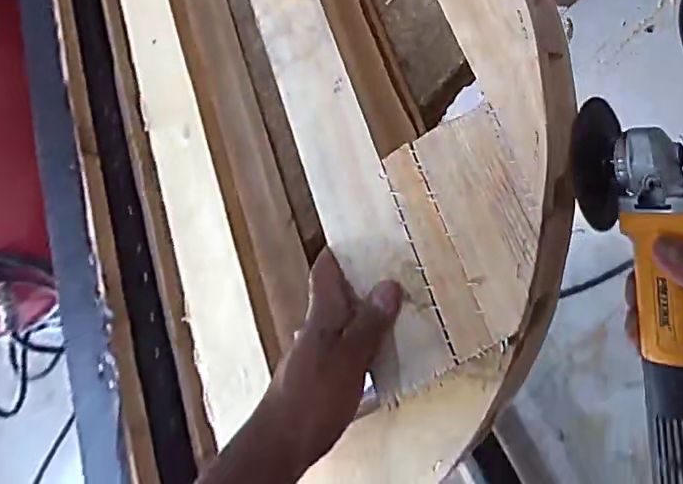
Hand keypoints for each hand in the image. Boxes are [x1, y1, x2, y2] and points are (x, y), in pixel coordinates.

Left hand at [256, 251, 402, 469]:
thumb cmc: (310, 400)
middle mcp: (318, 329)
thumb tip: (390, 282)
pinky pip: (352, 342)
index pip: (325, 271)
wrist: (276, 454)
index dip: (341, 248)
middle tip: (403, 260)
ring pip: (349, 318)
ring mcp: (319, 353)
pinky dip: (371, 335)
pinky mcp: (325, 376)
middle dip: (368, 275)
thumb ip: (368, 323)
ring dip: (372, 307)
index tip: (365, 229)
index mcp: (321, 316)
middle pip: (341, 292)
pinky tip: (391, 341)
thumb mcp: (347, 359)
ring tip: (406, 296)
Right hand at [625, 237, 682, 415]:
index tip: (637, 259)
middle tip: (636, 302)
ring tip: (638, 329)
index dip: (654, 243)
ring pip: (652, 299)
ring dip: (640, 312)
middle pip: (658, 271)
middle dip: (641, 285)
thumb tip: (658, 243)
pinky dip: (643, 332)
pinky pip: (654, 326)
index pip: (678, 239)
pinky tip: (641, 343)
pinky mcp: (681, 335)